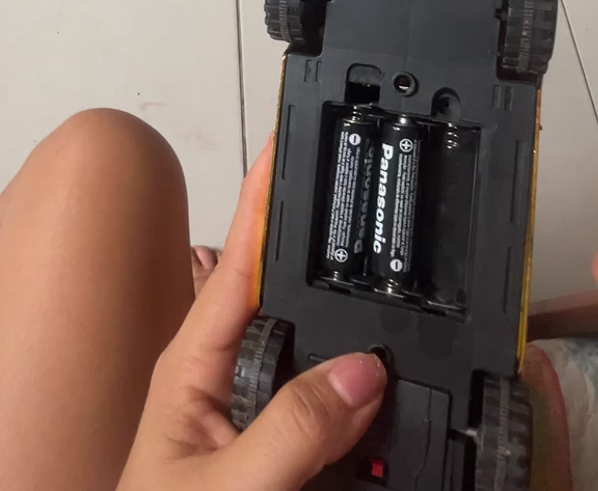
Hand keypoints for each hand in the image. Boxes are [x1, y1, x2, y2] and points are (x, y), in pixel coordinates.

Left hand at [118, 140, 386, 489]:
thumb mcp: (225, 489)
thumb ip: (292, 431)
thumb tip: (363, 370)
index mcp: (197, 358)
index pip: (240, 256)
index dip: (265, 194)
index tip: (291, 142)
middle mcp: (227, 371)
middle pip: (290, 294)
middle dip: (330, 255)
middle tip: (369, 209)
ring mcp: (255, 408)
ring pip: (320, 350)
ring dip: (356, 330)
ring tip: (400, 304)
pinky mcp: (280, 446)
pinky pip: (333, 406)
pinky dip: (364, 396)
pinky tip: (392, 395)